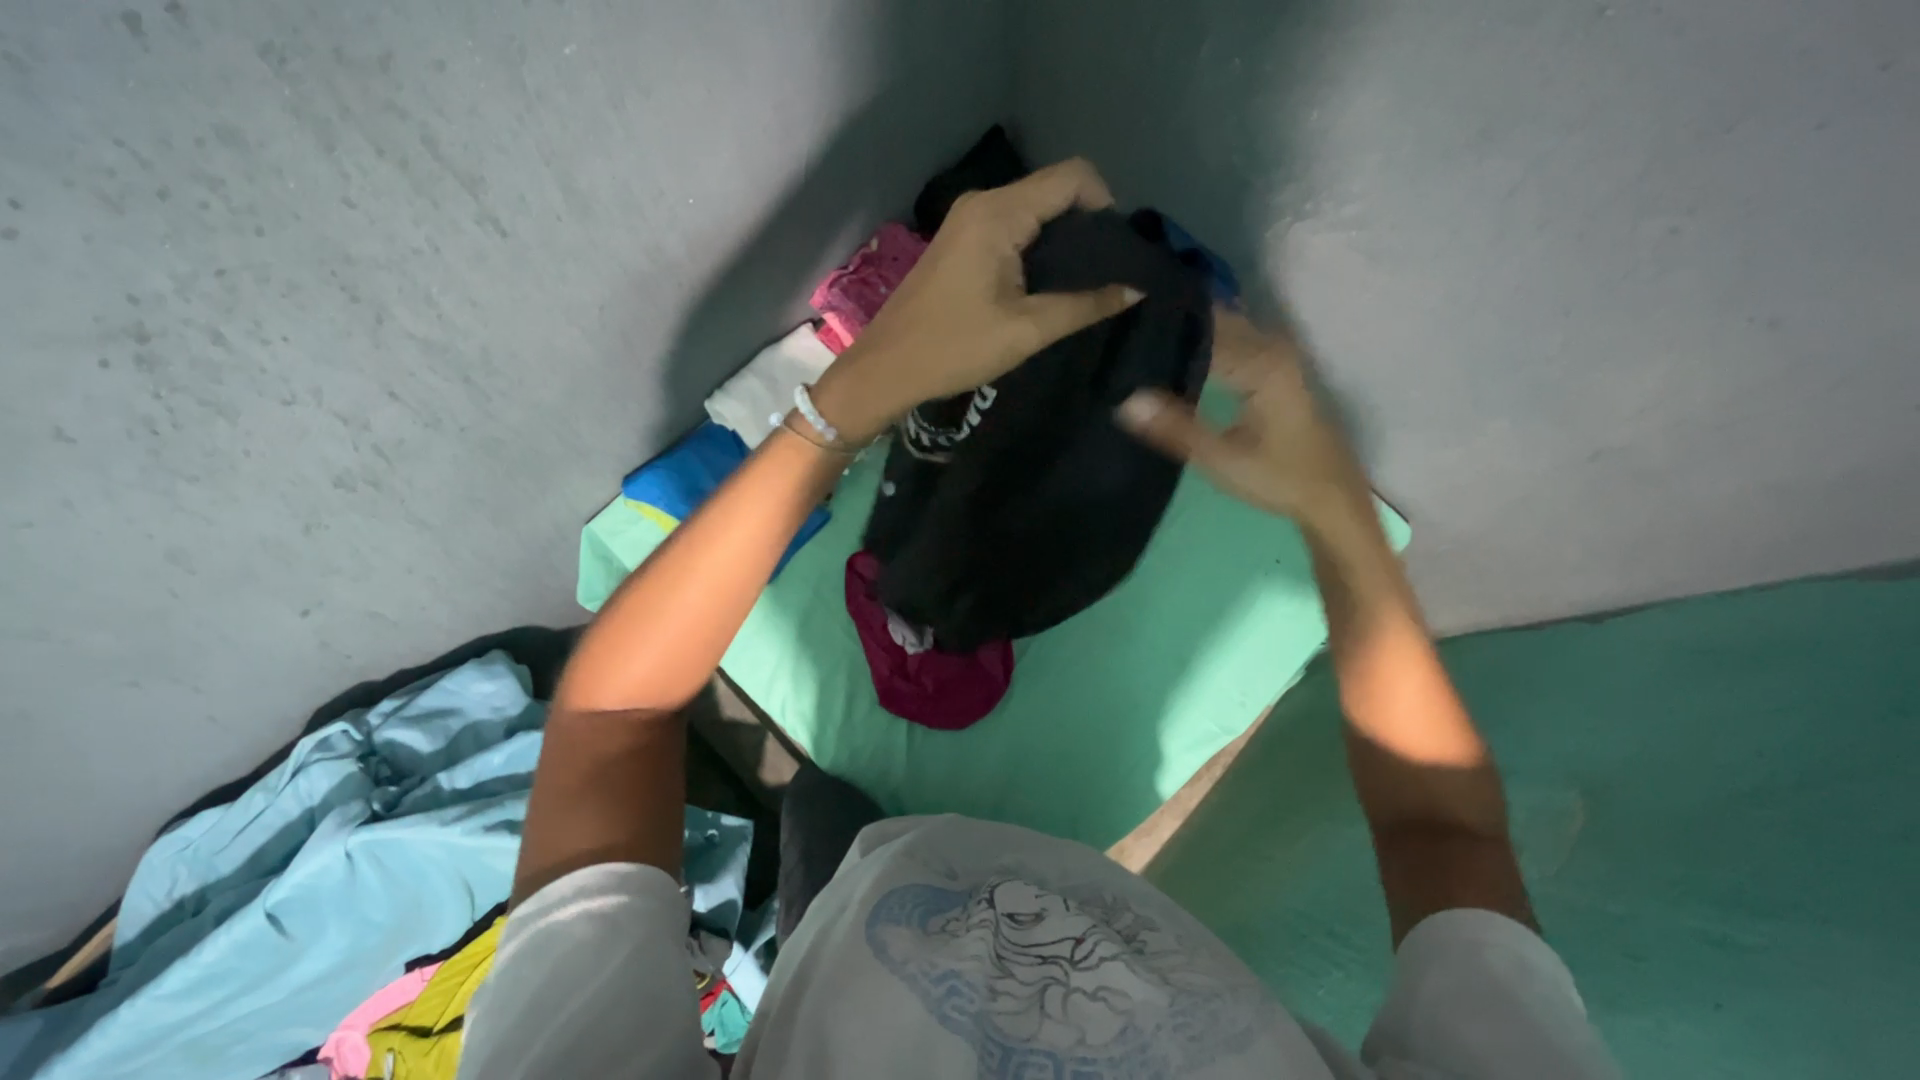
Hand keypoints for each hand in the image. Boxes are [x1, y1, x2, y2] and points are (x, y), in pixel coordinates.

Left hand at [811, 158, 1143, 441]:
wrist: (887, 368)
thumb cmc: (954, 348)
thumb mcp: (1027, 330)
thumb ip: (1085, 305)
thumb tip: (1136, 290)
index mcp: (999, 213)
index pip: (1073, 177)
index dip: (1107, 205)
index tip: (1119, 252)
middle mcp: (983, 203)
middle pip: (1054, 190)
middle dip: (1088, 225)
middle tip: (1108, 273)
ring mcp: (968, 220)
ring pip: (1034, 210)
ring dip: (1063, 240)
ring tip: (1084, 284)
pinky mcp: (961, 241)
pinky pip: (1013, 228)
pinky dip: (1038, 248)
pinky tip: (1048, 285)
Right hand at [1116, 308, 1370, 523]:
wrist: (1330, 496)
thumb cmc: (1279, 478)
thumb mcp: (1221, 459)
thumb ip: (1174, 428)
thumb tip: (1125, 402)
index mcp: (1260, 362)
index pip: (1200, 329)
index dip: (1160, 327)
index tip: (1120, 328)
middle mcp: (1270, 346)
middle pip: (1211, 320)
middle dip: (1171, 324)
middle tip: (1123, 332)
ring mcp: (1275, 353)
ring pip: (1221, 327)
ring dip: (1185, 333)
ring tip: (1138, 340)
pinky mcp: (1273, 365)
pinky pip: (1231, 340)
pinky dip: (1202, 344)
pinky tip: (1172, 356)